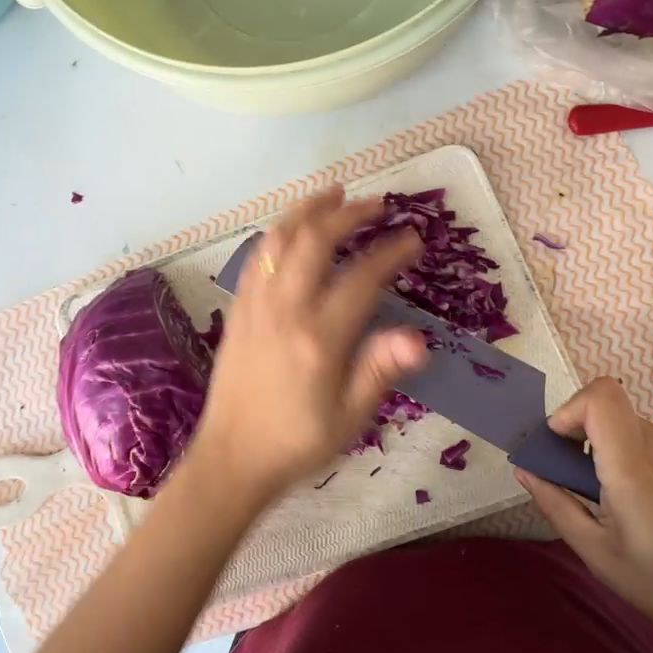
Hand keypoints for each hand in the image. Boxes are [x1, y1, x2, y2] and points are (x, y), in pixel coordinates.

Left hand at [187, 188, 428, 500]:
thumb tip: (419, 337)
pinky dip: (278, 233)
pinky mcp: (238, 310)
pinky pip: (256, 258)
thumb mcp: (349, 418)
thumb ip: (380, 371)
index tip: (412, 239)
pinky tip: (292, 228)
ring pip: (279, 240)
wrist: (232, 458)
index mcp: (318, 339)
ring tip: (334, 194)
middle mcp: (284, 311)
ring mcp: (255, 306)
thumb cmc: (297, 442)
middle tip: (376, 203)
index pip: (361, 278)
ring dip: (307, 210)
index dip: (390, 252)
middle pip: (315, 242)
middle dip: (348, 214)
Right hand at [516, 378, 652, 652]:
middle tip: (589, 490)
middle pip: (614, 416)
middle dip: (588, 441)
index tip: (561, 447)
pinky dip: (651, 465)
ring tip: (634, 511)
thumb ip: (557, 505)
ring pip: (639, 433)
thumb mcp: (600, 557)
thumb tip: (526, 468)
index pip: (601, 395)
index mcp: (635, 469)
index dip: (571, 409)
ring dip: (620, 456)